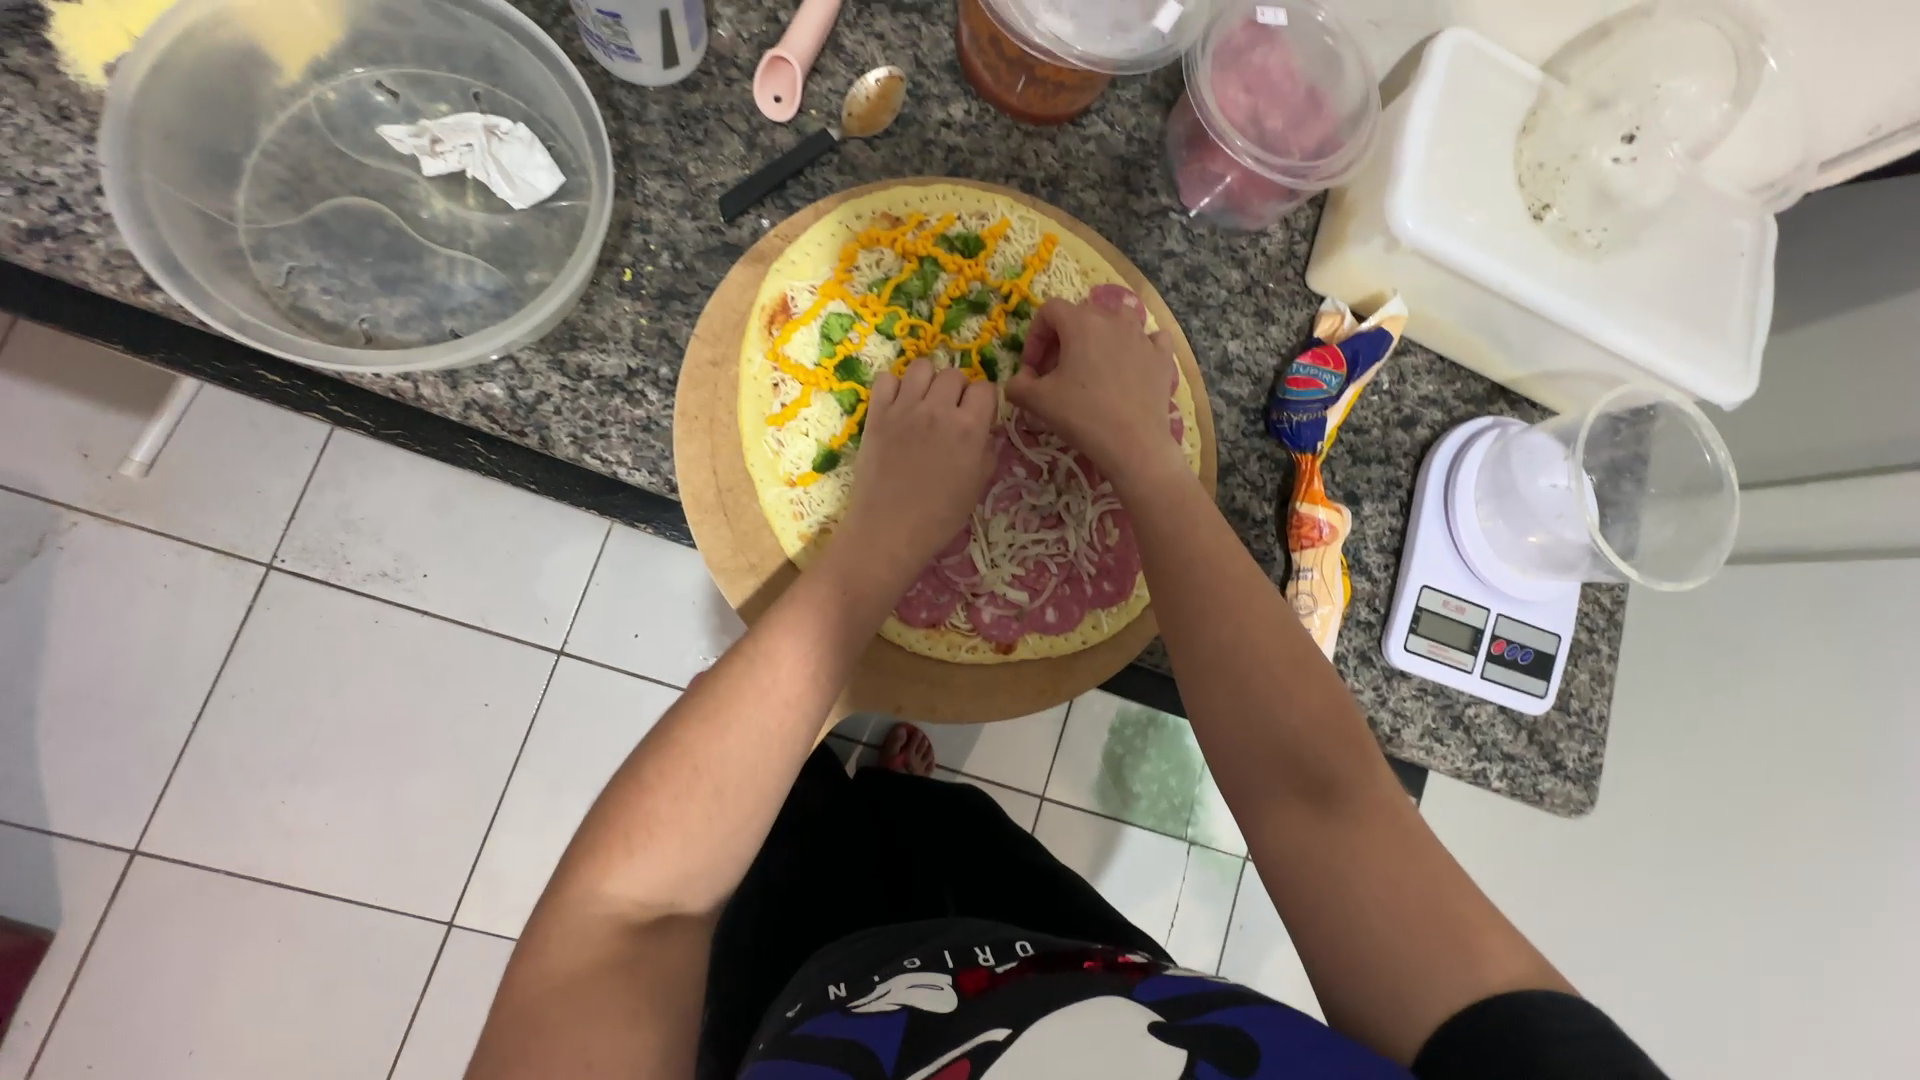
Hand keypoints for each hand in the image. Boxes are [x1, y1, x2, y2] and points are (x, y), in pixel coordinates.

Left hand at [837, 359, 995, 581]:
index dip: (984, 402)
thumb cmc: (939, 517)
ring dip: (928, 381)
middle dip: (957, 390)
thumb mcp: (977, 487)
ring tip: (924, 403)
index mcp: (969, 428)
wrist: (889, 531)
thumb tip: (988, 432)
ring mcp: (904, 408)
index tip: (977, 418)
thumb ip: (987, 451)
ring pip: (922, 367)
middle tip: (950, 413)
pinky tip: (898, 407)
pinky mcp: (876, 414)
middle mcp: (938, 410)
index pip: (986, 388)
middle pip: (954, 374)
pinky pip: (886, 379)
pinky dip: (894, 387)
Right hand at [1006, 296, 1189, 493]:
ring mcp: (1142, 336)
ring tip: (1092, 367)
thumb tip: (1021, 378)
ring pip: (1116, 322)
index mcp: (1081, 322)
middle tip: (1056, 372)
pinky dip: (1137, 347)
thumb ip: (1017, 383)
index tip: (1032, 368)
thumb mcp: (1036, 401)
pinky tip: (1131, 363)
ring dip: (1099, 338)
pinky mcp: (1162, 356)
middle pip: (1081, 315)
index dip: (1034, 336)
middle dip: (1063, 339)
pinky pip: (1150, 339)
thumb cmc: (1082, 416)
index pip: (1049, 311)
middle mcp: (1113, 319)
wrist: (1133, 444)